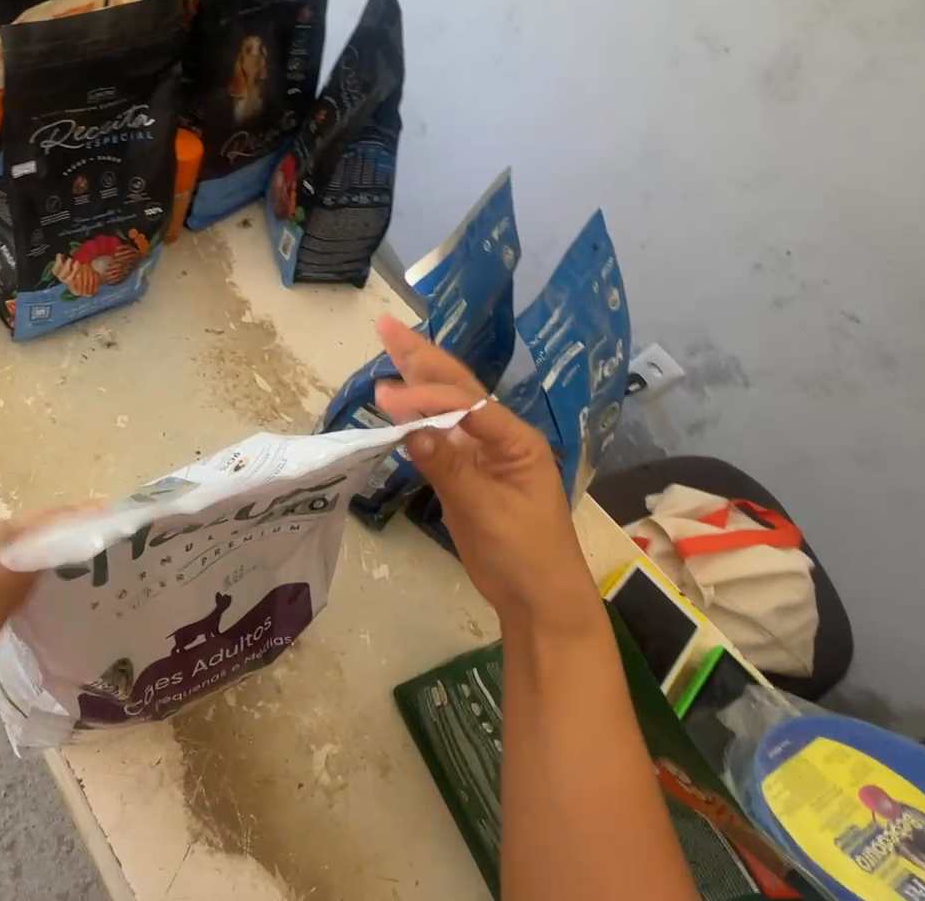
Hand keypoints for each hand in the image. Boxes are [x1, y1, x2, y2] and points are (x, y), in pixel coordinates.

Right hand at [371, 316, 600, 633]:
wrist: (538, 599)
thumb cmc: (524, 554)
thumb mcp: (486, 510)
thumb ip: (447, 467)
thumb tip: (406, 428)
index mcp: (516, 440)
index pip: (465, 403)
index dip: (425, 396)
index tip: (385, 397)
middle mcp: (499, 437)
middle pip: (457, 388)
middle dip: (421, 357)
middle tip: (386, 326)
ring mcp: (481, 454)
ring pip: (445, 406)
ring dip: (416, 378)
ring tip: (389, 346)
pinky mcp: (464, 474)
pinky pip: (436, 435)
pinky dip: (414, 416)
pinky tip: (397, 403)